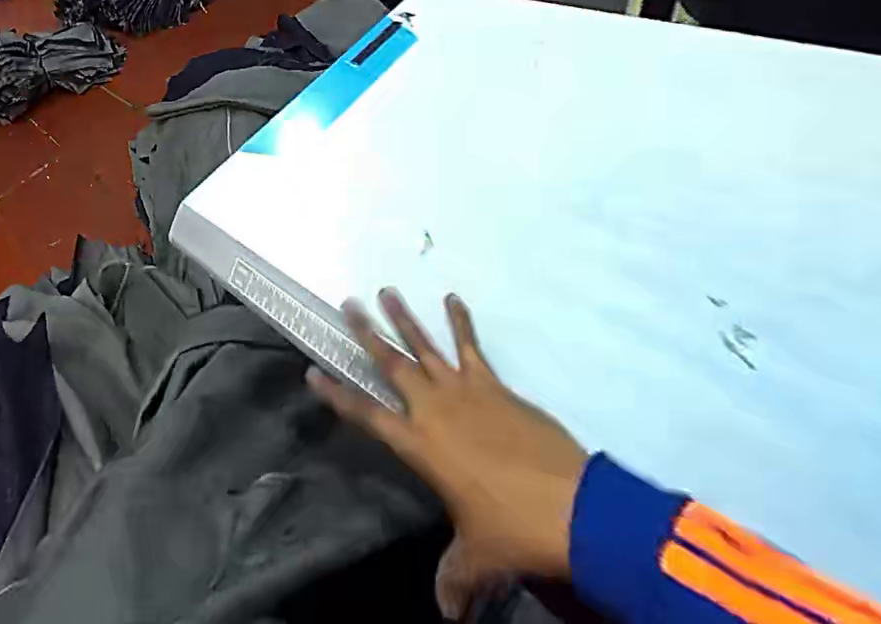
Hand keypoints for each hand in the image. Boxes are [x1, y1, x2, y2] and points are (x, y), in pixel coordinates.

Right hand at [309, 290, 589, 619]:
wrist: (568, 505)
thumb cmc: (511, 529)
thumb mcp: (477, 556)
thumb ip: (455, 577)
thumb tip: (448, 614)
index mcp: (418, 445)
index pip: (366, 415)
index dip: (336, 394)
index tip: (312, 372)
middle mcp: (432, 409)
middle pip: (391, 364)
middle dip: (366, 333)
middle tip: (348, 303)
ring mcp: (463, 390)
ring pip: (424, 346)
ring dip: (404, 317)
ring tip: (387, 290)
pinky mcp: (492, 383)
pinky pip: (471, 346)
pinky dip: (460, 321)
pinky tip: (453, 298)